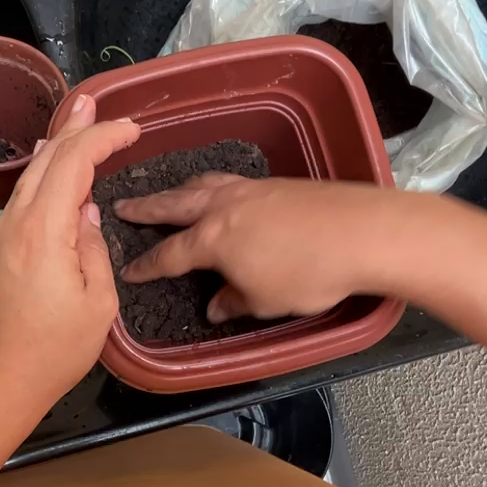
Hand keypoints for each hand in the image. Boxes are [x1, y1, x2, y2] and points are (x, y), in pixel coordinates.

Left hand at [0, 94, 139, 422]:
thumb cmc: (56, 349)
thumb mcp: (97, 302)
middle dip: (76, 128)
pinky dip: (43, 172)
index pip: (74, 164)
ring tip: (78, 120)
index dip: (103, 139)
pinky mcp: (0, 249)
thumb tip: (87, 215)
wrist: (3, 380)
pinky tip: (50, 166)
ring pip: (31, 175)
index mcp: (44, 231)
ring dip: (57, 146)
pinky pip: (23, 196)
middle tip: (99, 104)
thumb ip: (94, 248)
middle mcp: (17, 223)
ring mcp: (3, 235)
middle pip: (47, 160)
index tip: (132, 130)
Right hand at [117, 174, 425, 321]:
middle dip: (146, 208)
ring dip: (178, 190)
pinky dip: (210, 185)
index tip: (127, 271)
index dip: (145, 266)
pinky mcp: (275, 184)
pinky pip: (228, 180)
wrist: (365, 232)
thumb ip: (233, 301)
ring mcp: (250, 190)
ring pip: (202, 185)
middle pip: (174, 205)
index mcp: (211, 239)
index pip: (168, 254)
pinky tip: (216, 191)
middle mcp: (223, 208)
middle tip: (121, 205)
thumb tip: (215, 306)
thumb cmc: (309, 273)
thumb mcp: (264, 300)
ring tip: (167, 194)